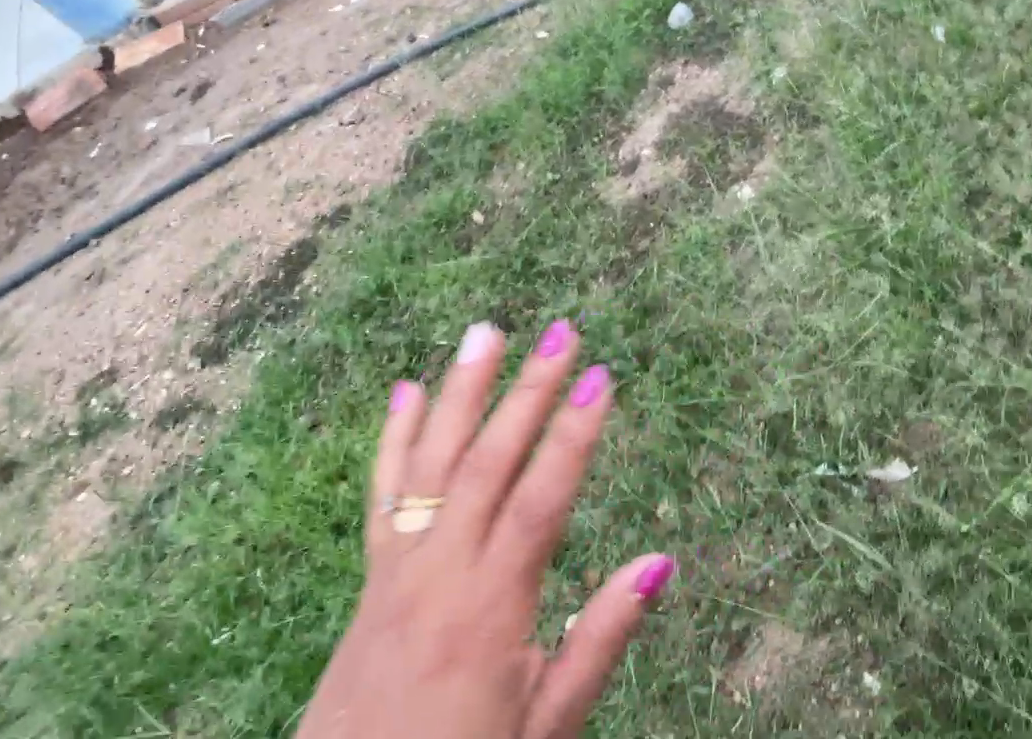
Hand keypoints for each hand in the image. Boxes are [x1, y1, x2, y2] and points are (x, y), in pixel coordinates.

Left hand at [296, 320, 673, 738]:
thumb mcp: (548, 724)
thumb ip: (600, 640)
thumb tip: (660, 562)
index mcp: (490, 609)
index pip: (540, 500)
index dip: (574, 436)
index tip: (600, 377)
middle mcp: (439, 575)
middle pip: (486, 463)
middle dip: (527, 391)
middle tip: (561, 331)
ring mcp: (397, 573)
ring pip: (431, 464)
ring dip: (460, 393)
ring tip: (485, 333)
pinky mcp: (372, 582)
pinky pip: (384, 497)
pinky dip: (394, 440)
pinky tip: (406, 393)